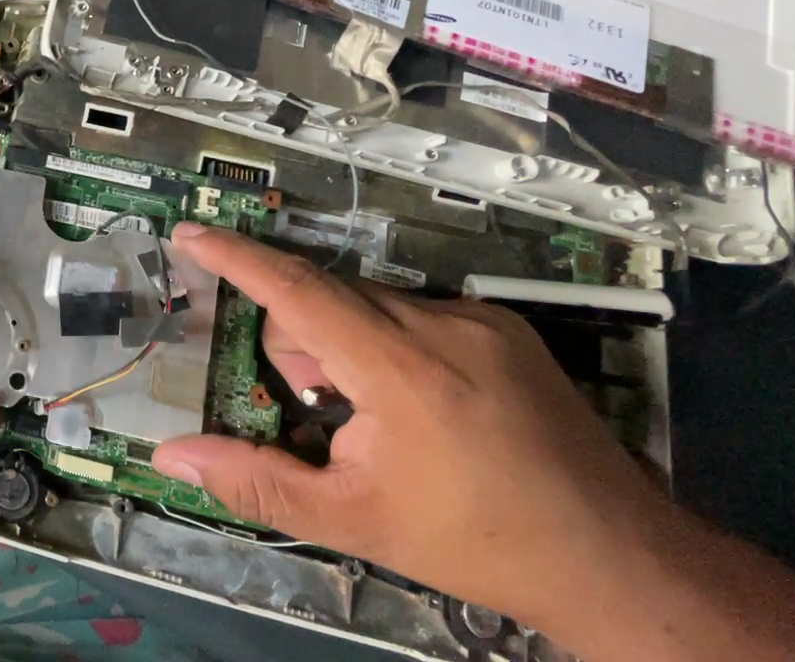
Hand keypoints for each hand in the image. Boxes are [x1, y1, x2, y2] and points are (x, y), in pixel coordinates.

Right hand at [151, 224, 675, 632]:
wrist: (622, 561)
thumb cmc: (476, 540)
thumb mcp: (352, 521)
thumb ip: (255, 482)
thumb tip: (172, 457)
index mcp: (400, 369)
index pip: (297, 289)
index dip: (235, 256)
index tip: (189, 232)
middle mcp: (441, 324)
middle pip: (324, 296)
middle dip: (297, 341)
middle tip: (318, 409)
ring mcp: (479, 320)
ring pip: (365, 300)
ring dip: (340, 341)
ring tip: (373, 413)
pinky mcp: (504, 326)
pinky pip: (409, 309)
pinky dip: (383, 339)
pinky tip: (415, 399)